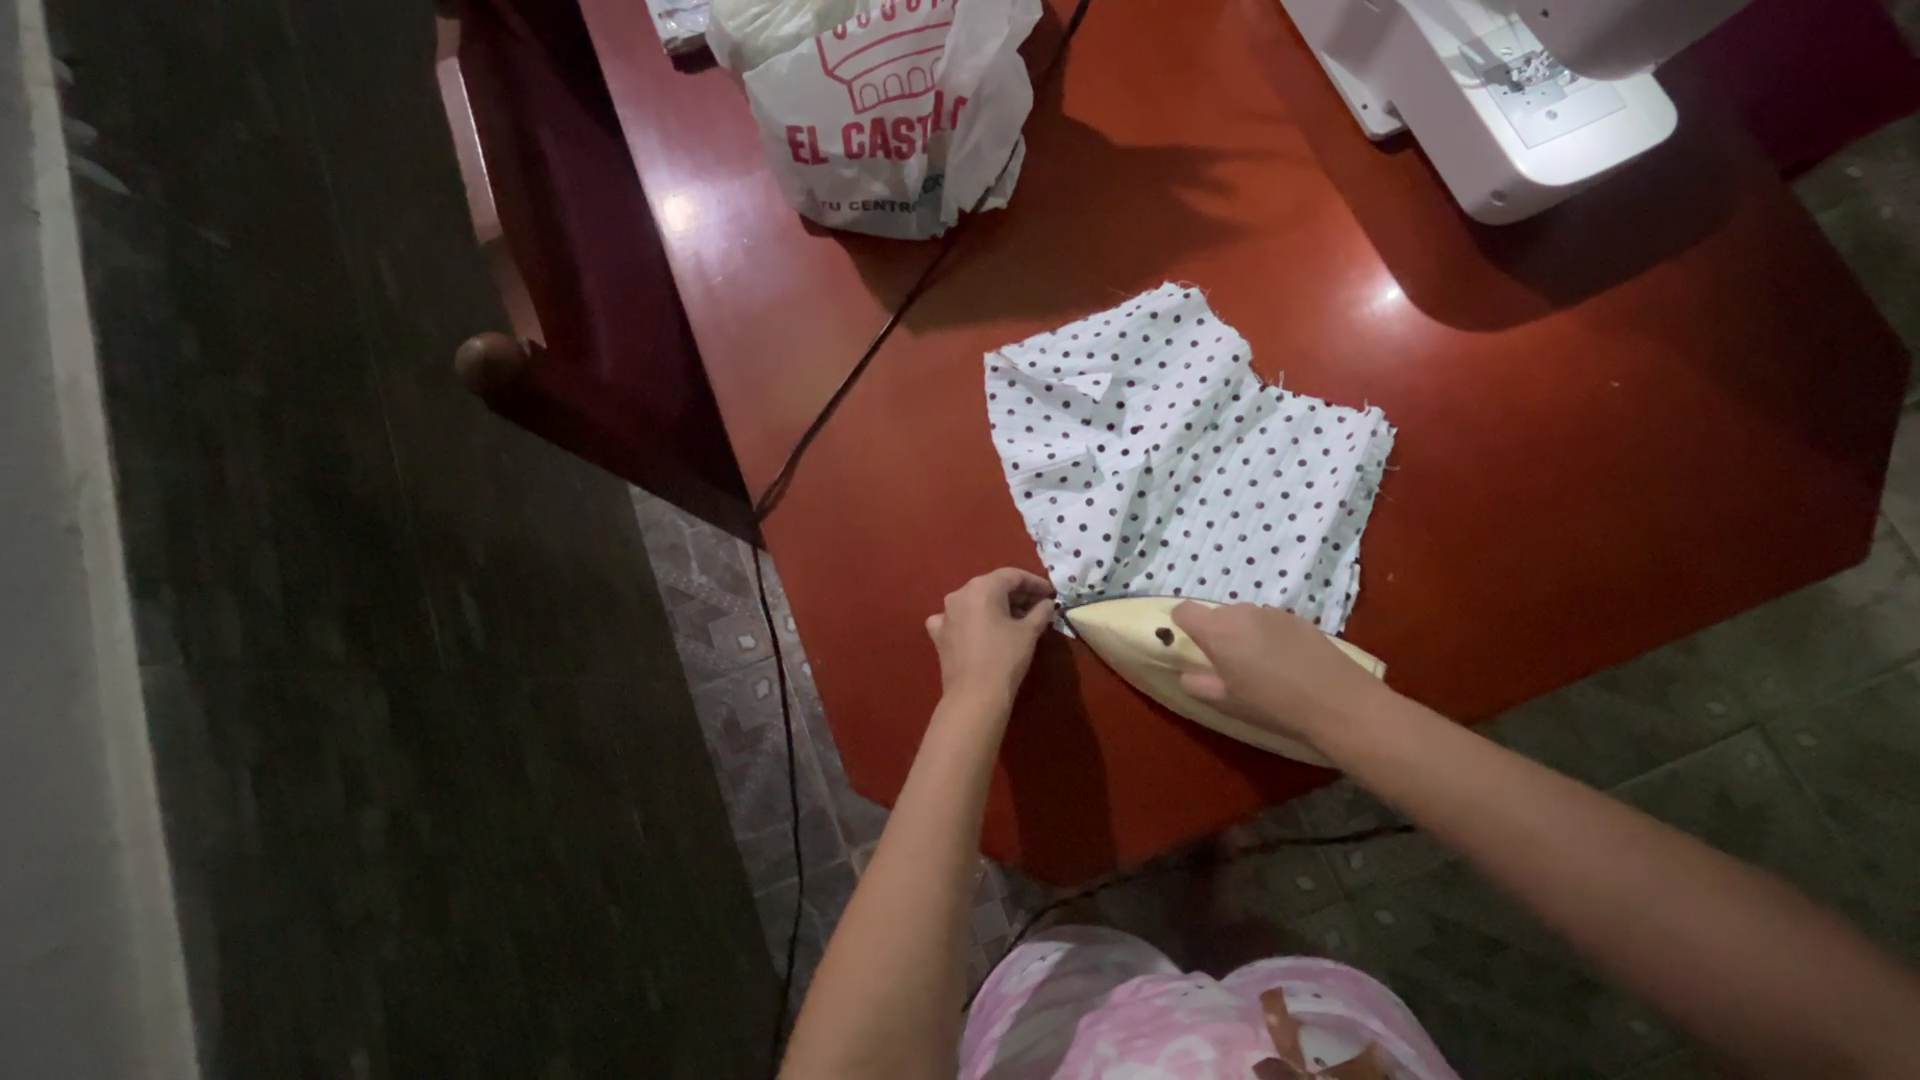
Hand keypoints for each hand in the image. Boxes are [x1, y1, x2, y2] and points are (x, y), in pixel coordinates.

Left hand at [926, 569, 1056, 706]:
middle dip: (1016, 595)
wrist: (975, 695)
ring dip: (996, 607)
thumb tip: (1047, 604)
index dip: (1035, 583)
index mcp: (982, 587)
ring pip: (975, 602)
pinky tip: (980, 630)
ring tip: (1017, 619)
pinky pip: (956, 619)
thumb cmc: (1005, 658)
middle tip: (1038, 607)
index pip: (1013, 576)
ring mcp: (945, 614)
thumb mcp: (1029, 632)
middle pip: (992, 586)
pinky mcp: (938, 634)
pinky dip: (971, 620)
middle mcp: (959, 594)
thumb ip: (1041, 612)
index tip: (1050, 594)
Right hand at [1171, 602, 1388, 750]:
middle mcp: (1242, 613)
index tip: (1189, 646)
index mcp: (1217, 630)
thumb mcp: (1227, 701)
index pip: (1184, 610)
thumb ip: (1198, 683)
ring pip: (1244, 617)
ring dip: (1242, 634)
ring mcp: (1272, 613)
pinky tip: (1285, 662)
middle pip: (1215, 614)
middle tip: (1227, 665)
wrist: (1339, 702)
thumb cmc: (1273, 705)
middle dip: (1214, 633)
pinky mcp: (1298, 619)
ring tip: (1259, 665)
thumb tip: (1187, 674)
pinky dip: (1267, 636)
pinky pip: (1269, 622)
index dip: (1181, 625)